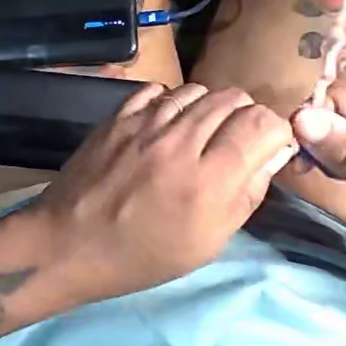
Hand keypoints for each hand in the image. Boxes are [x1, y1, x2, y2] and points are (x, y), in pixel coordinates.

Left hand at [29, 83, 297, 301]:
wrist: (70, 243)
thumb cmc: (143, 255)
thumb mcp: (208, 242)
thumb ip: (247, 193)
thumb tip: (276, 152)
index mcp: (208, 180)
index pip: (260, 123)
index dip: (274, 131)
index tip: (268, 146)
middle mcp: (179, 142)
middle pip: (232, 99)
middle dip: (246, 115)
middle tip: (237, 140)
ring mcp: (144, 124)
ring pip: (197, 90)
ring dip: (210, 106)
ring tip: (203, 132)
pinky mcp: (117, 117)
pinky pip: (158, 90)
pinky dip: (172, 101)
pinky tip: (169, 123)